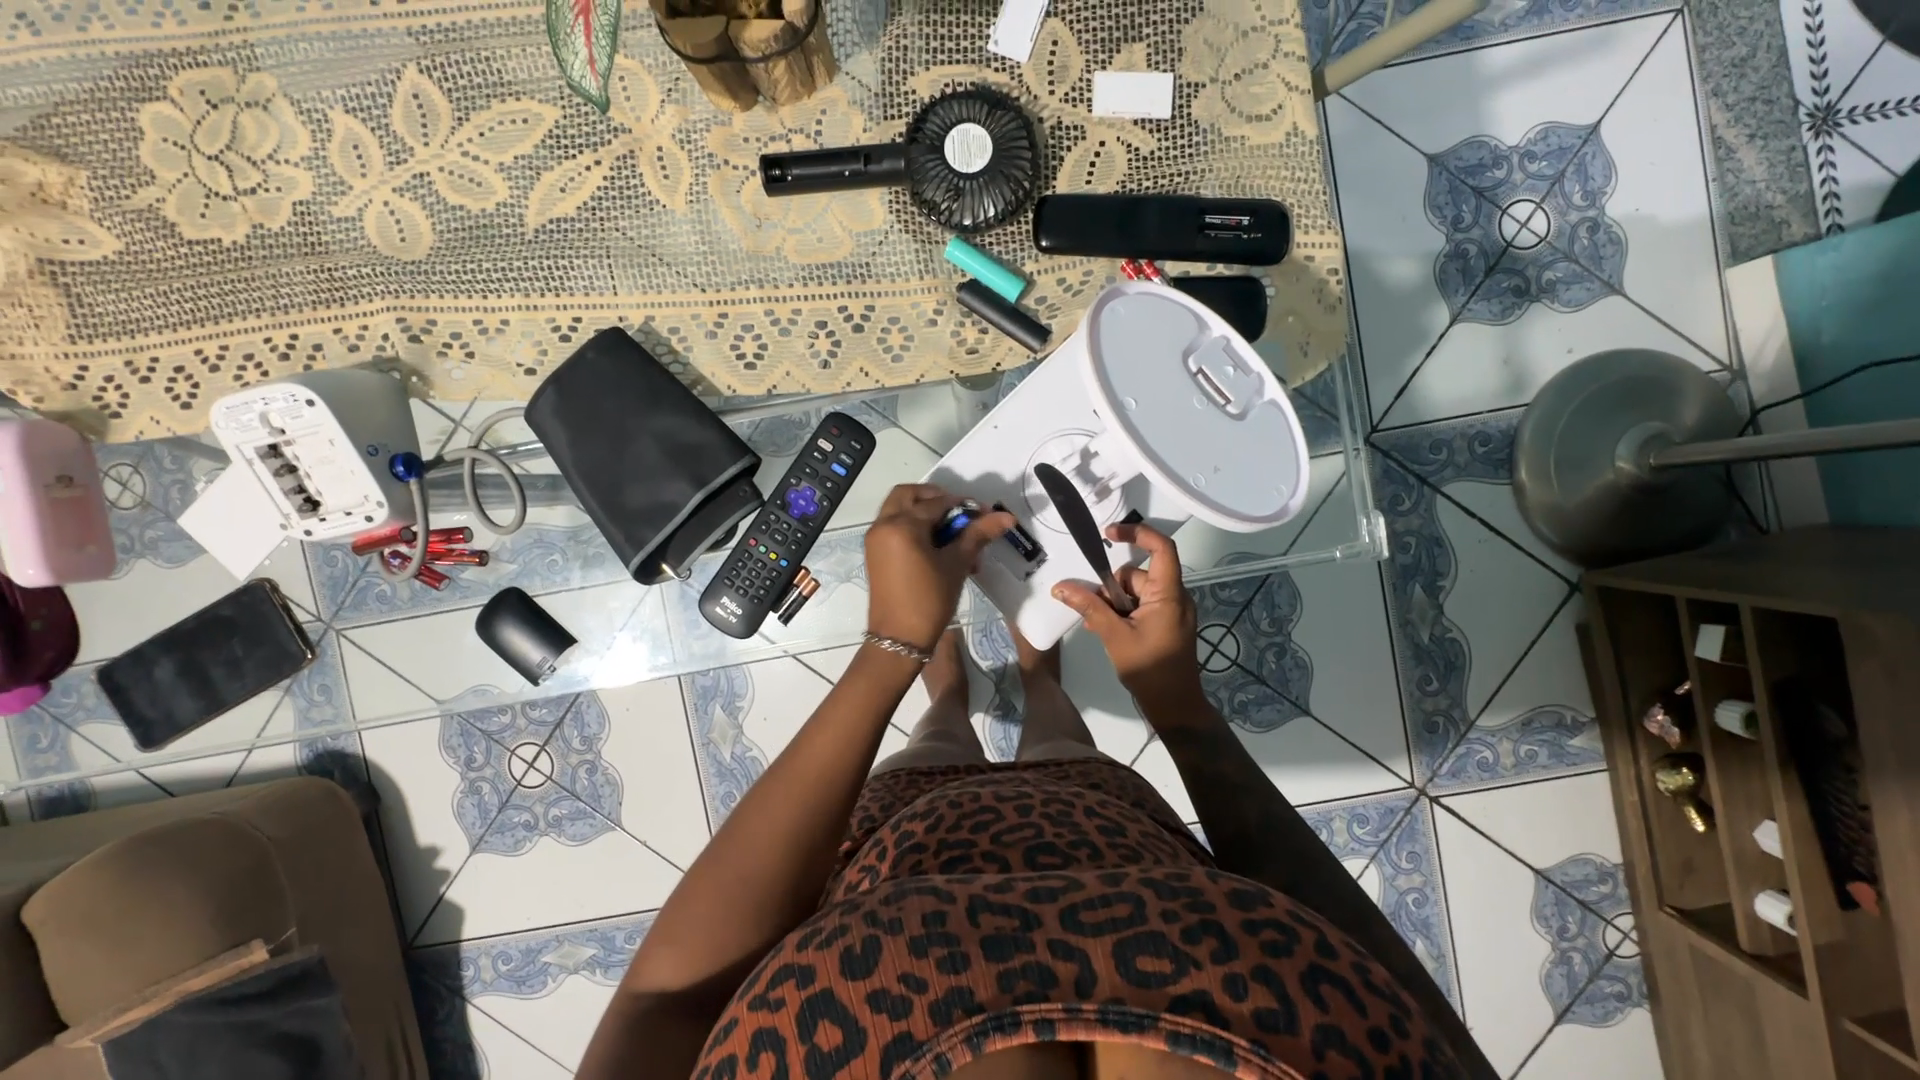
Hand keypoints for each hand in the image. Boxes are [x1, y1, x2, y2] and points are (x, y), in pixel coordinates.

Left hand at [864, 485, 1013, 650]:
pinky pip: (894, 526)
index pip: (938, 503)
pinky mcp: (875, 553)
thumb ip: (978, 535)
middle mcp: (883, 525)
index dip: (964, 506)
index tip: (986, 514)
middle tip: (959, 513)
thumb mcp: (956, 565)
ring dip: (923, 511)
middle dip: (936, 498)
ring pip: (899, 509)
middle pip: (909, 495)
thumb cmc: (929, 600)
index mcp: (902, 525)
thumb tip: (1006, 517)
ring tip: (950, 532)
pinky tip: (936, 546)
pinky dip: (912, 526)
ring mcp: (876, 539)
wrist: (899, 639)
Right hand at [1052, 523, 1200, 707]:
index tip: (1110, 534)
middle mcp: (1175, 597)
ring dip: (1114, 603)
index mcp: (1169, 594)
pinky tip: (1106, 631)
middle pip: (1138, 574)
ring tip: (1096, 626)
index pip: (1162, 548)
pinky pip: (1141, 607)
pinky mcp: (1167, 624)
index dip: (1137, 533)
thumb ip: (1089, 607)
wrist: (1175, 707)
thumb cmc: (1149, 670)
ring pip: (1136, 592)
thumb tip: (1061, 587)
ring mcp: (1172, 612)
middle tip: (1092, 610)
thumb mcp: (1114, 636)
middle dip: (1111, 587)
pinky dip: (1123, 613)